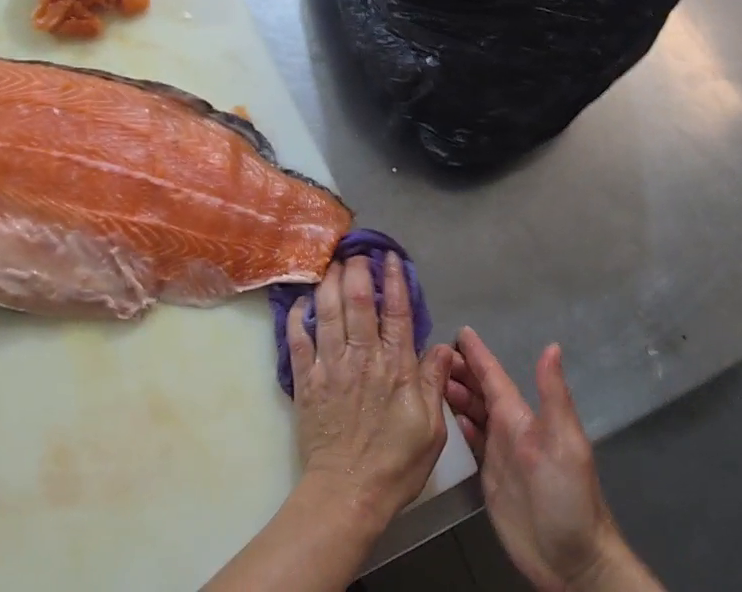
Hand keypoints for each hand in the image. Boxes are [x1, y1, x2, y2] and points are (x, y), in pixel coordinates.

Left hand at [286, 254, 453, 531]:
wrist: (347, 493)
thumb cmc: (396, 464)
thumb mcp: (431, 429)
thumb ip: (433, 383)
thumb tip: (444, 347)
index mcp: (395, 368)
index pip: (397, 314)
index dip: (394, 282)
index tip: (391, 258)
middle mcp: (361, 358)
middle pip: (358, 303)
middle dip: (357, 270)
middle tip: (356, 250)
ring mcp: (330, 367)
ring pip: (327, 313)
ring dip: (329, 284)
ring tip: (330, 263)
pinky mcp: (306, 382)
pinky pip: (298, 341)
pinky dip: (298, 318)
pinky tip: (300, 302)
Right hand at [447, 327, 659, 591]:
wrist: (572, 558)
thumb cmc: (569, 498)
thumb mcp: (565, 443)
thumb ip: (553, 396)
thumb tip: (552, 346)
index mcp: (522, 418)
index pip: (495, 378)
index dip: (478, 355)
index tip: (459, 331)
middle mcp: (510, 430)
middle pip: (481, 392)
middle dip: (459, 371)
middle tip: (430, 353)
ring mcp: (501, 454)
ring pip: (474, 413)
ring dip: (455, 394)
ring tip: (431, 378)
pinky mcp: (492, 478)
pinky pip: (473, 442)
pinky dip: (460, 425)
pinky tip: (448, 417)